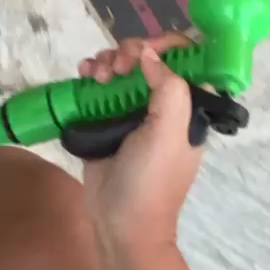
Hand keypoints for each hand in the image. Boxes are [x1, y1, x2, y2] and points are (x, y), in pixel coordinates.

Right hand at [77, 35, 203, 249]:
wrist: (120, 223)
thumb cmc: (151, 181)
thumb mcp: (168, 135)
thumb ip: (168, 89)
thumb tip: (149, 54)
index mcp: (186, 108)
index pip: (186, 60)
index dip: (166, 46)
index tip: (143, 51)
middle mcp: (161, 104)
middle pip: (148, 56)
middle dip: (129, 52)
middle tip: (115, 69)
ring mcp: (132, 109)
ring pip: (122, 64)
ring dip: (106, 60)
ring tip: (94, 77)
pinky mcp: (105, 115)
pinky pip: (100, 81)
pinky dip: (91, 71)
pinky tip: (83, 76)